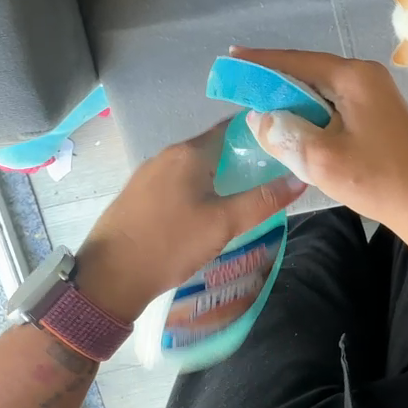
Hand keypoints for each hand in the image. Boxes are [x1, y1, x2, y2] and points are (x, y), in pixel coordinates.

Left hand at [73, 122, 305, 322]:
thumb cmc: (169, 244)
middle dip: (241, 157)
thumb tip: (300, 179)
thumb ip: (263, 200)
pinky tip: (206, 210)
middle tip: (270, 175)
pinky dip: (197, 188)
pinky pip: (177, 181)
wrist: (107, 279)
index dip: (259, 133)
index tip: (283, 143)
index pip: (232, 128)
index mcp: (189, 152)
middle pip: (214, 147)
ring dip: (218, 175)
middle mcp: (167, 154)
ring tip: (243, 195)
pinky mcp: (137, 194)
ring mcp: (148, 173)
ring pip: (194, 166)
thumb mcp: (224, 224)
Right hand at [231, 47, 407, 229]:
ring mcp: (376, 95)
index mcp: (354, 76)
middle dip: (275, 81)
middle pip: (310, 72)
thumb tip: (259, 117)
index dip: (262, 61)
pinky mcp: (379, 115)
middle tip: (240, 89)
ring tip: (260, 108)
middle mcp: (366, 76)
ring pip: (322, 91)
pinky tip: (295, 127)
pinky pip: (335, 106)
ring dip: (293, 100)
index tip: (231, 57)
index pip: (297, 61)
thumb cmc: (377, 178)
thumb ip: (283, 133)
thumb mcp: (320, 158)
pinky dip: (311, 114)